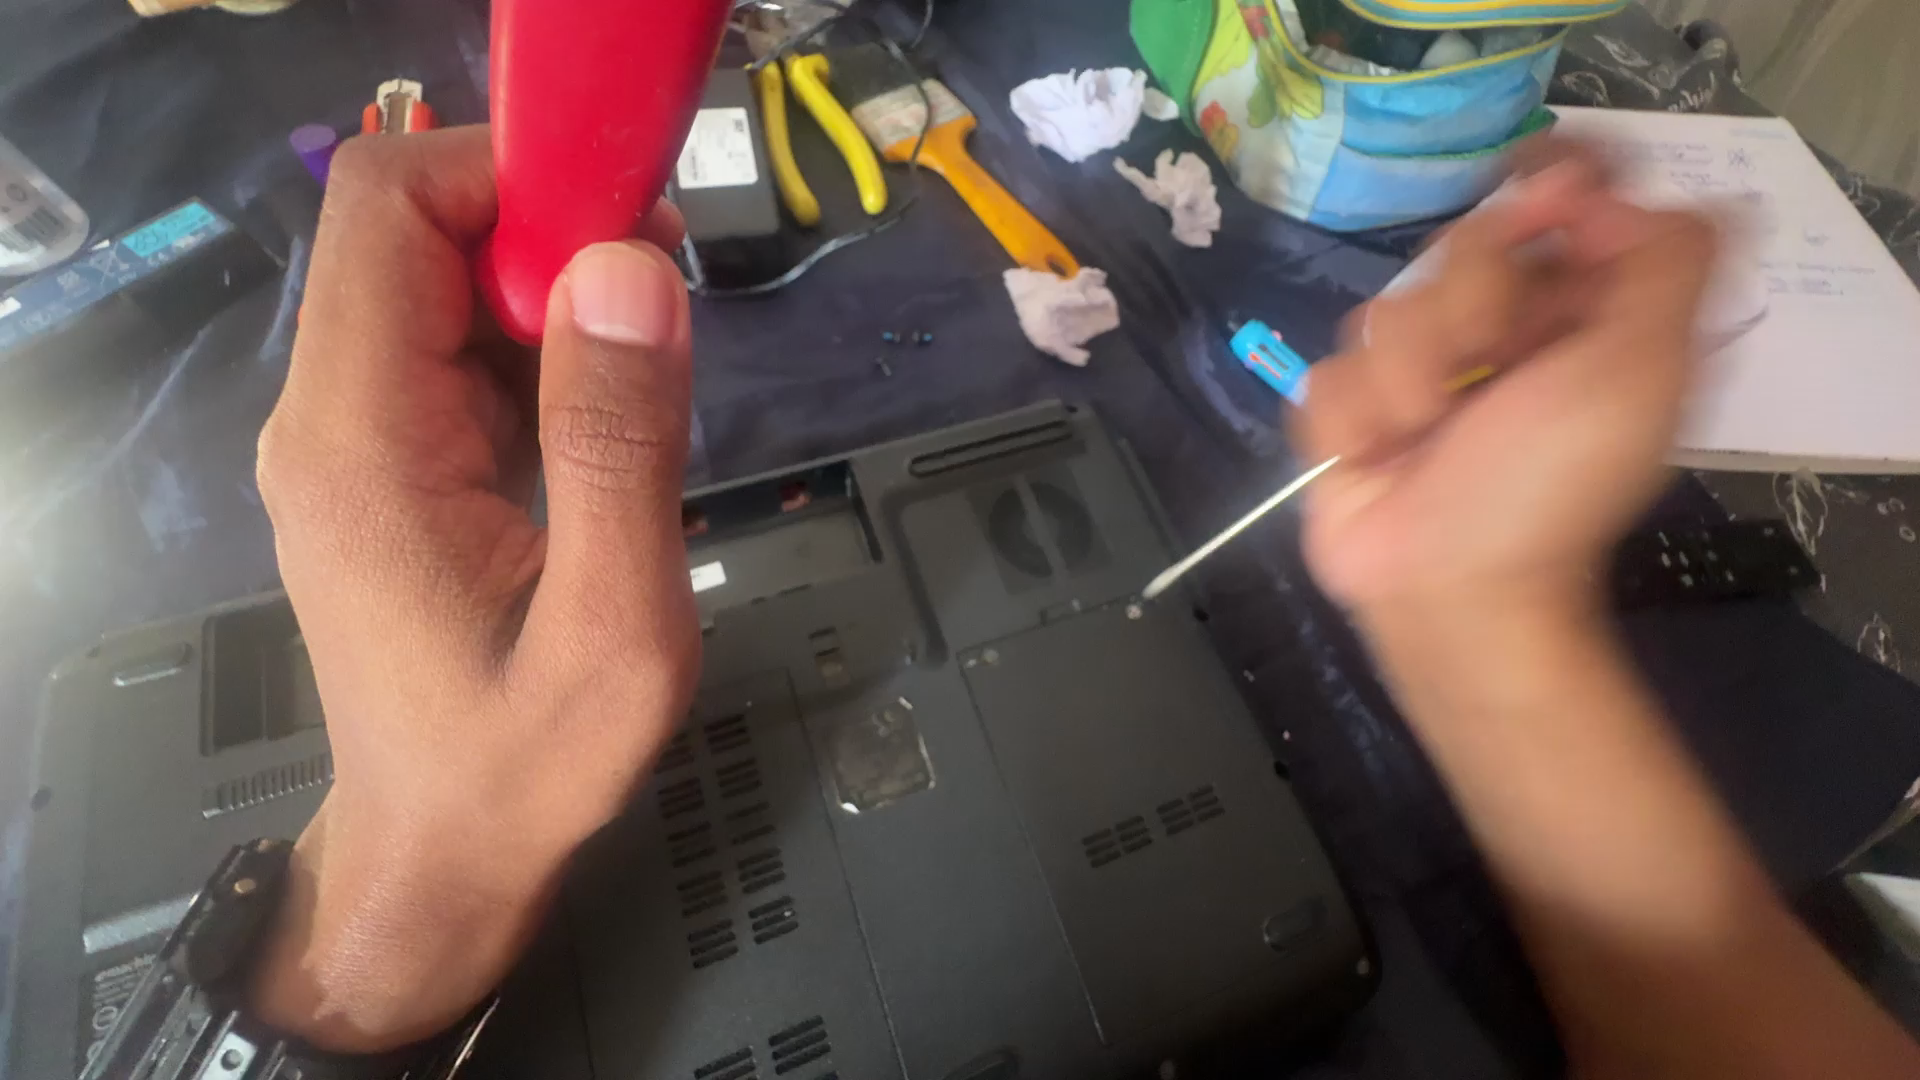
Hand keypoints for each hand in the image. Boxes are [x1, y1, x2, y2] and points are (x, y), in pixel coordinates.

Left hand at [250, 126, 698, 1050]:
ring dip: (561, 301)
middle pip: (422, 243)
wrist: (453, 851)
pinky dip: (549, 356)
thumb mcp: (612, 617)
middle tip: (672, 302)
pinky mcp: (405, 475)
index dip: (516, 173)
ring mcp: (367, 447)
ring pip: (452, 302)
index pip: (395, 210)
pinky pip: (469, 367)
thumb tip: (631, 273)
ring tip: (657, 368)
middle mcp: (340, 421)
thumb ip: (620, 445)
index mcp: (369, 440)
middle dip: (554, 239)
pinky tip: (613, 415)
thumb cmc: (533, 756)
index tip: (640, 221)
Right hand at [1299, 145, 1719, 626]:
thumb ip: (1659, 262)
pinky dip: (1350, 422)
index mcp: (1573, 313)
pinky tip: (1372, 458)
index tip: (1534, 206)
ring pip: (1378, 313)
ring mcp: (1407, 370)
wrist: (1445, 583)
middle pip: (1455, 249)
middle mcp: (1490, 330)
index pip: (1555, 204)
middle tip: (1482, 376)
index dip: (1543, 191)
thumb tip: (1591, 194)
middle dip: (1462, 315)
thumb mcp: (1640, 374)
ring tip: (1419, 440)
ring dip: (1402, 383)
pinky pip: (1327, 376)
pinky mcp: (1344, 409)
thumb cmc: (1545, 489)